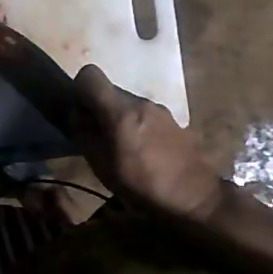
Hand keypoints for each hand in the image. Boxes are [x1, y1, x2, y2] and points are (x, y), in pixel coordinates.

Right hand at [71, 64, 224, 220]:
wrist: (195, 199)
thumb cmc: (142, 184)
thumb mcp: (101, 164)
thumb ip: (84, 134)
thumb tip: (77, 114)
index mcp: (121, 111)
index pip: (90, 75)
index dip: (80, 89)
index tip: (80, 112)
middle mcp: (141, 102)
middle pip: (110, 90)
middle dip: (99, 107)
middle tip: (98, 135)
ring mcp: (161, 110)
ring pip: (128, 103)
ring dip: (118, 117)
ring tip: (121, 146)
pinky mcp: (174, 121)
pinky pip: (145, 114)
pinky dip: (136, 125)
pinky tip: (142, 151)